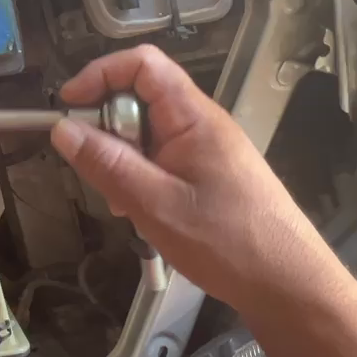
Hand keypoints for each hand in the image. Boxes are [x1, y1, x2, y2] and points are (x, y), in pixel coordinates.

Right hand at [48, 45, 344, 319]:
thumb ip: (107, 164)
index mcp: (194, 117)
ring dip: (121, 158)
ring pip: (145, 132)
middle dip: (106, 127)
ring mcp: (206, 150)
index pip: (142, 64)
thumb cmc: (230, 245)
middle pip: (138, 98)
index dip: (100, 74)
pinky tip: (142, 212)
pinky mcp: (208, 174)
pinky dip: (139, 176)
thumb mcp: (156, 205)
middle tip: (98, 170)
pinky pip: (160, 158)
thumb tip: (62, 129)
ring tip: (122, 202)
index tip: (70, 107)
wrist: (294, 292)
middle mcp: (201, 124)